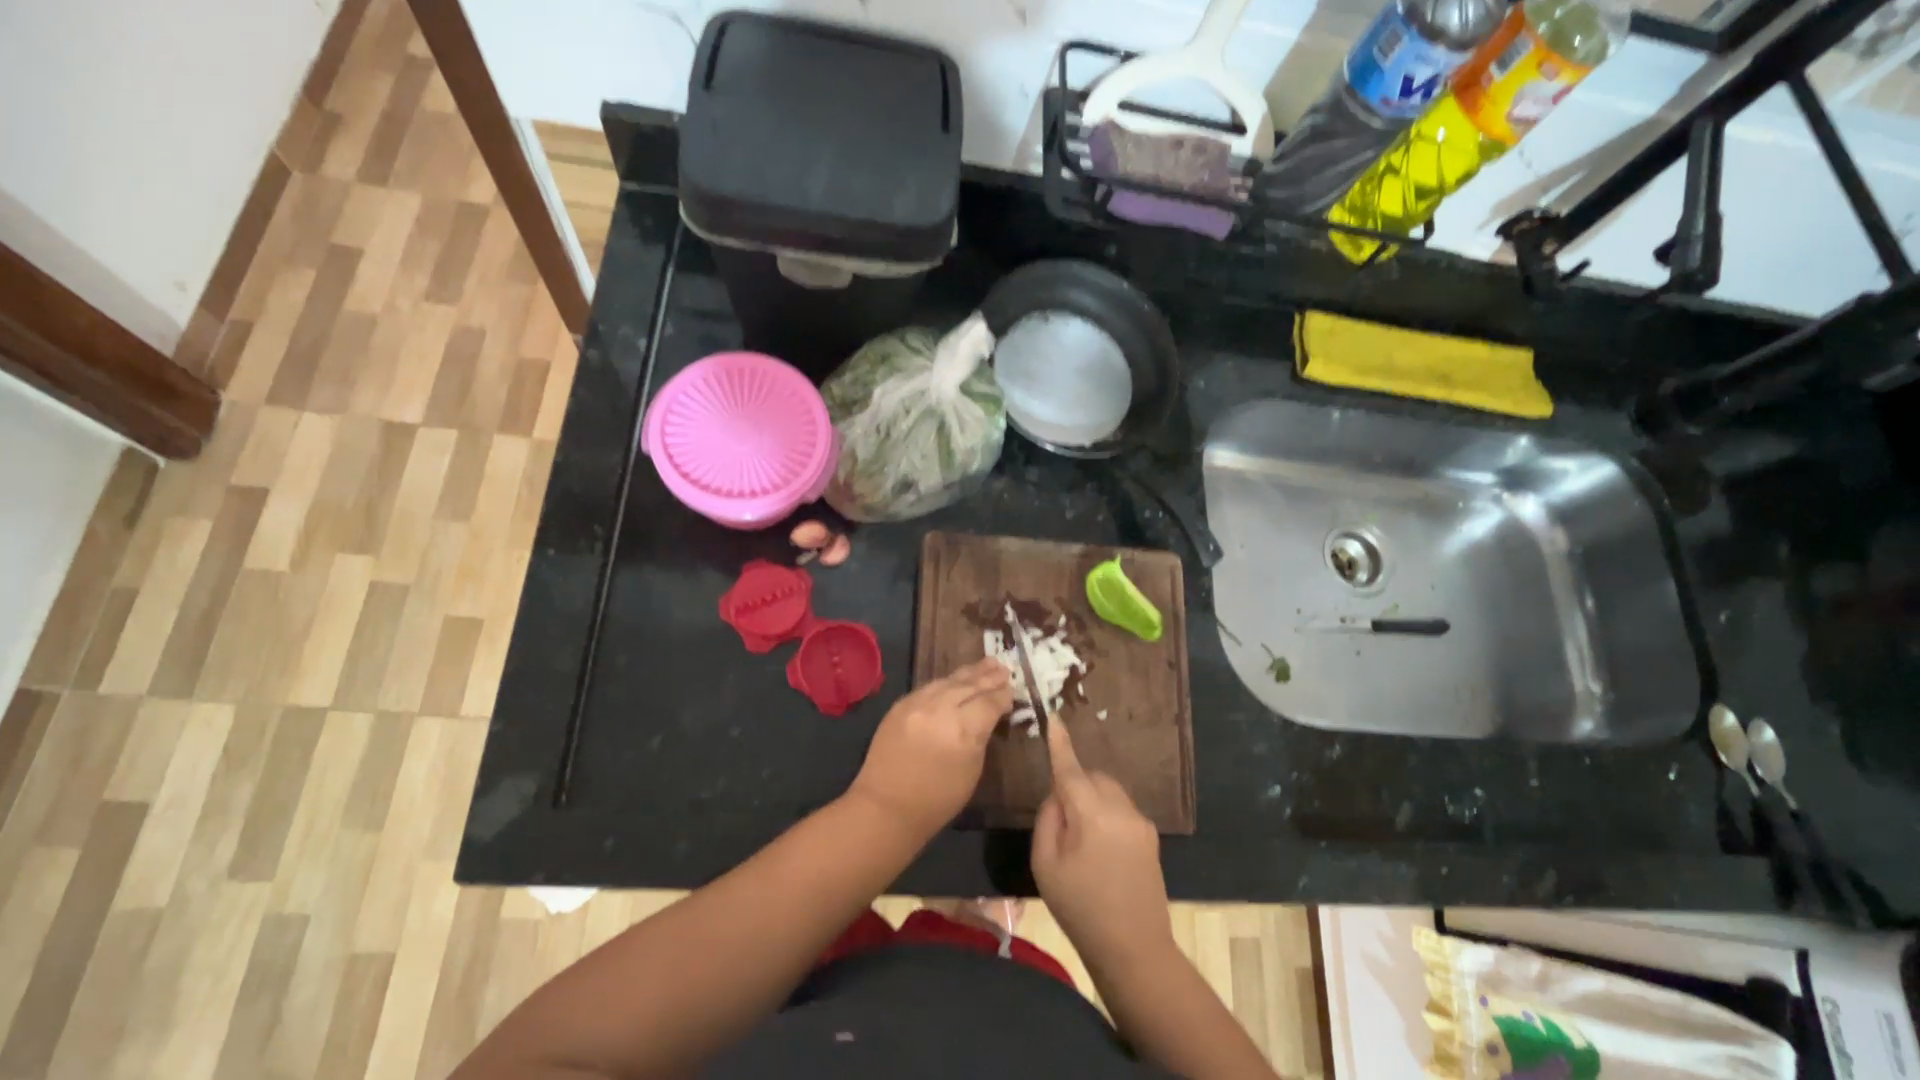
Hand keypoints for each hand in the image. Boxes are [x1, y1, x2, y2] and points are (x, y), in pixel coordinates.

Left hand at [848, 658, 1011, 834]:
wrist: (886, 807)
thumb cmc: (937, 800)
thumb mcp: (972, 770)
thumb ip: (981, 737)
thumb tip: (990, 715)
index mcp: (963, 731)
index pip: (989, 702)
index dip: (1003, 696)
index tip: (1013, 690)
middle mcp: (940, 709)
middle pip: (970, 686)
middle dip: (989, 678)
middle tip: (1004, 669)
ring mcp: (916, 704)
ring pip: (948, 681)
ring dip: (969, 673)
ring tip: (987, 664)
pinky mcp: (900, 705)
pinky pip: (929, 687)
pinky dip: (946, 682)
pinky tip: (956, 680)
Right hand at [1031, 720, 1173, 968]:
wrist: (1133, 948)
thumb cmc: (1079, 908)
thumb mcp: (1046, 864)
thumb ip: (1048, 819)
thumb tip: (1058, 795)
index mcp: (1093, 814)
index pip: (1071, 769)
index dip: (1060, 744)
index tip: (1053, 717)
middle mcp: (1122, 809)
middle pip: (1093, 777)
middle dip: (1074, 784)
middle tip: (1057, 820)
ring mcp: (1141, 823)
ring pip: (1109, 792)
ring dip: (1091, 800)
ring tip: (1078, 841)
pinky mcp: (1151, 837)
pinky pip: (1121, 810)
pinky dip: (1105, 815)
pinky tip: (1097, 852)